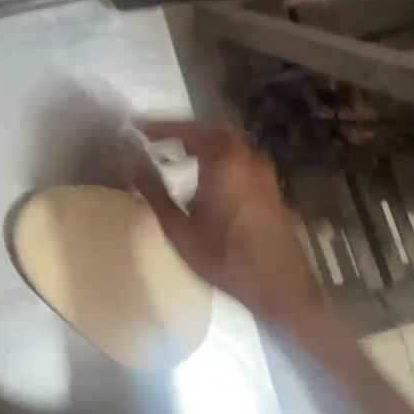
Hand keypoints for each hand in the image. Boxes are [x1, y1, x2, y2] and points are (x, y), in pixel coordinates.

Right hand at [131, 121, 322, 327]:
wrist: (280, 287)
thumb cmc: (225, 259)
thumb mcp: (179, 230)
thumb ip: (155, 193)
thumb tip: (133, 165)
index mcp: (224, 164)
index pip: (189, 131)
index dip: (162, 127)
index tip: (140, 129)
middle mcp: (247, 159)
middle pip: (214, 128)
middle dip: (185, 130)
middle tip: (159, 139)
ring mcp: (263, 172)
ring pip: (232, 141)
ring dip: (205, 140)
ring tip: (179, 154)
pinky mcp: (271, 186)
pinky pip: (242, 155)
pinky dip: (221, 154)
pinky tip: (207, 173)